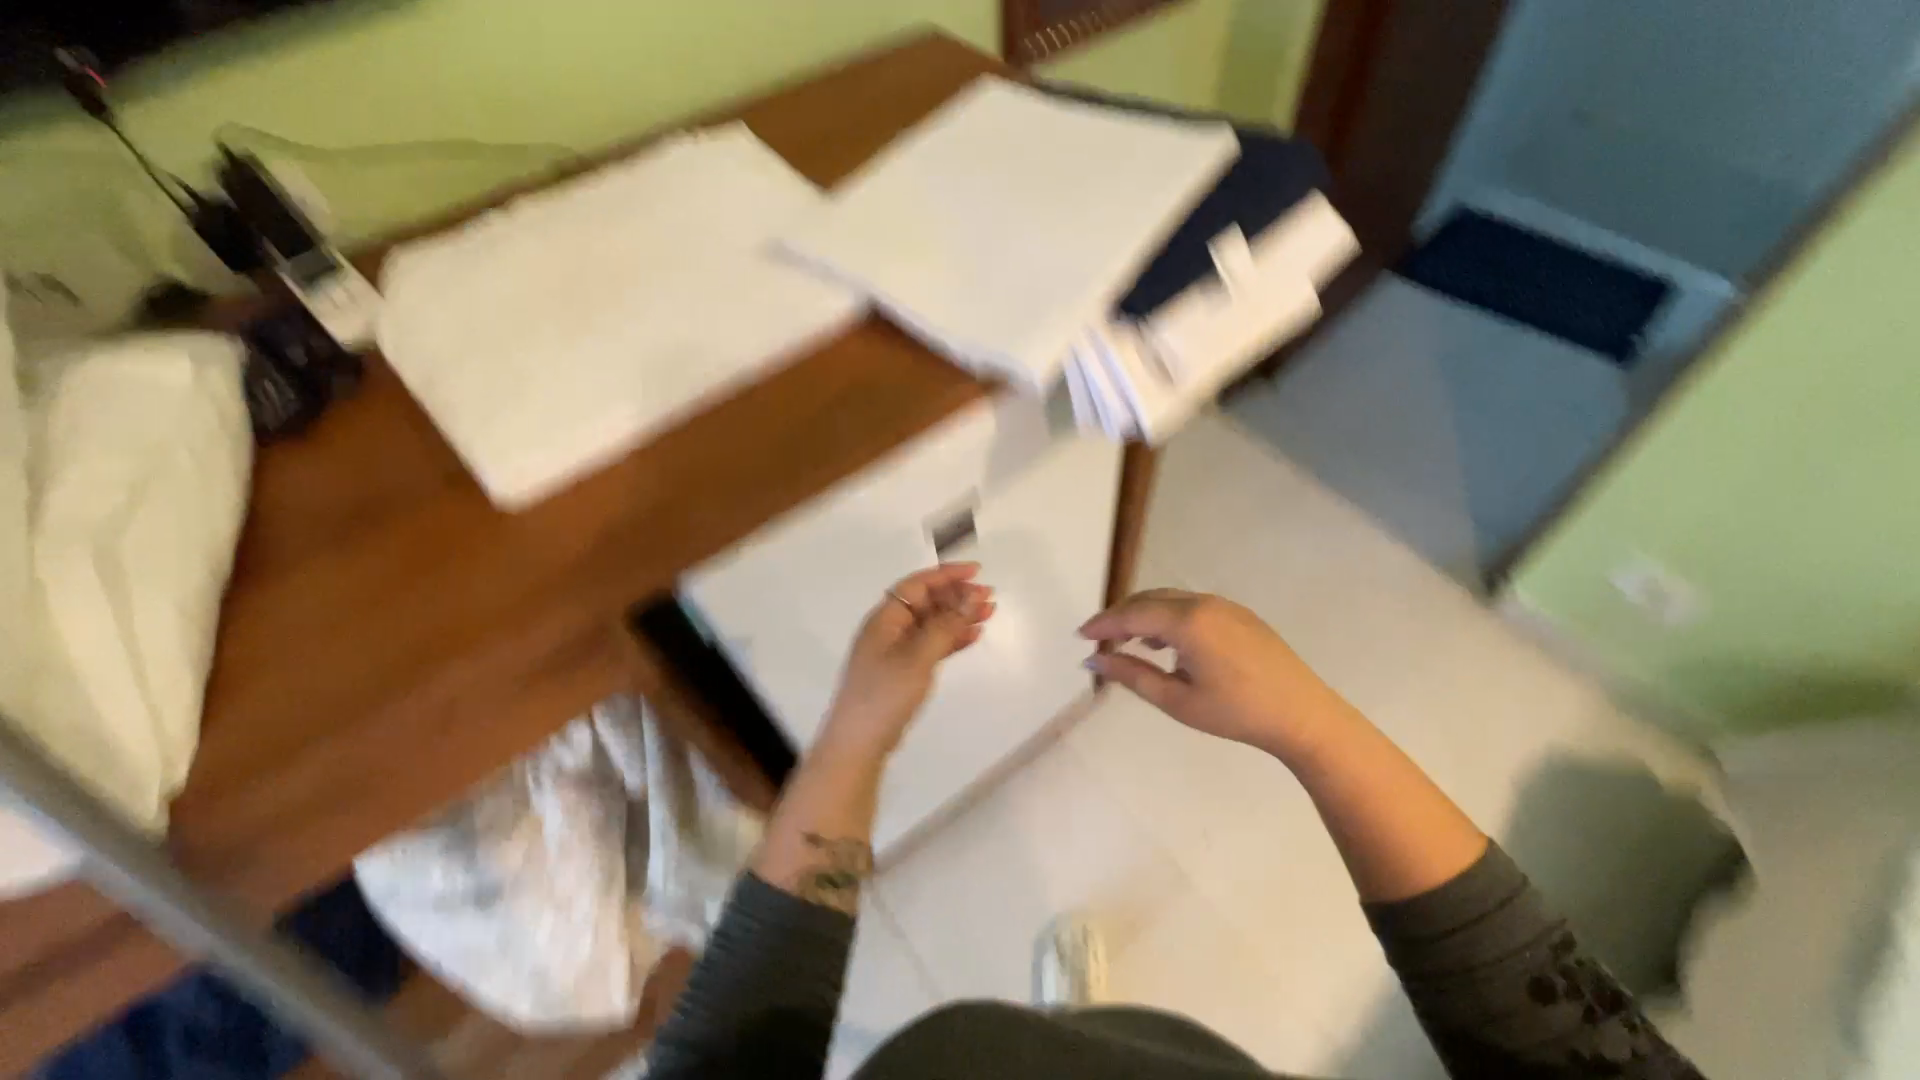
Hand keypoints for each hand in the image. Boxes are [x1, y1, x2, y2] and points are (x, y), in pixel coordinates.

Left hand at [820, 563, 994, 757]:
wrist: (858, 742)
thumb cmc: (884, 695)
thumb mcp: (917, 657)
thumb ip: (946, 626)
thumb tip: (972, 597)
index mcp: (885, 619)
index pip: (918, 585)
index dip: (946, 575)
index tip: (976, 572)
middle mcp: (889, 629)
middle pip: (926, 602)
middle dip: (957, 596)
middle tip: (989, 596)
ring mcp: (895, 651)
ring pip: (932, 624)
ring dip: (958, 617)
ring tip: (989, 613)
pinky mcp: (903, 671)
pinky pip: (931, 645)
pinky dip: (952, 639)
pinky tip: (973, 636)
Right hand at [1079, 589, 1353, 761]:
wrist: (1302, 715)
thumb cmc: (1235, 713)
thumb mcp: (1176, 700)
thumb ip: (1131, 675)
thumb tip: (1094, 659)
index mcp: (1188, 622)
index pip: (1132, 615)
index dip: (1103, 624)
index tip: (1080, 636)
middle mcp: (1204, 603)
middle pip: (1149, 600)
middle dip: (1120, 616)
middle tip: (1099, 640)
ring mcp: (1225, 605)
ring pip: (1170, 600)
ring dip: (1144, 615)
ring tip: (1128, 644)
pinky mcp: (1239, 614)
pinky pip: (1192, 605)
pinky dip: (1168, 617)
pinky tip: (1165, 644)